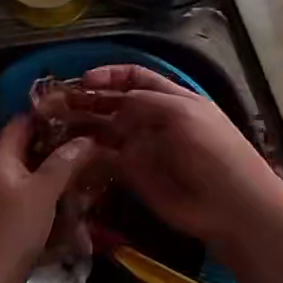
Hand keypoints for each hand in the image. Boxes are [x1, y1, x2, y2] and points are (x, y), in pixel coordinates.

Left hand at [0, 114, 102, 282]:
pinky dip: (55, 208)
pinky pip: (37, 203)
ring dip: (63, 185)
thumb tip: (88, 138)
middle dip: (65, 154)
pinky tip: (76, 221)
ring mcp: (3, 196)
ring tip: (91, 190)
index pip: (26, 119)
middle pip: (36, 150)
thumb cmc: (11, 231)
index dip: (53, 114)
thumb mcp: (43, 192)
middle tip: (96, 152)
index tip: (84, 115)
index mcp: (1, 154)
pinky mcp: (9, 221)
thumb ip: (65, 162)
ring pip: (39, 179)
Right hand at [72, 65, 282, 247]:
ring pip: (104, 131)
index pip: (134, 78)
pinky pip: (104, 160)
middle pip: (113, 103)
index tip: (83, 79)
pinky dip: (85, 155)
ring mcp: (141, 148)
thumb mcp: (182, 115)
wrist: (231, 207)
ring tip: (52, 124)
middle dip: (86, 100)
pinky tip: (66, 152)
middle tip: (54, 103)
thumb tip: (112, 102)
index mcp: (169, 98)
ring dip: (80, 126)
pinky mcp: (132, 176)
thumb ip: (145, 102)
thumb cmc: (212, 151)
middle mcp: (151, 120)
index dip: (109, 75)